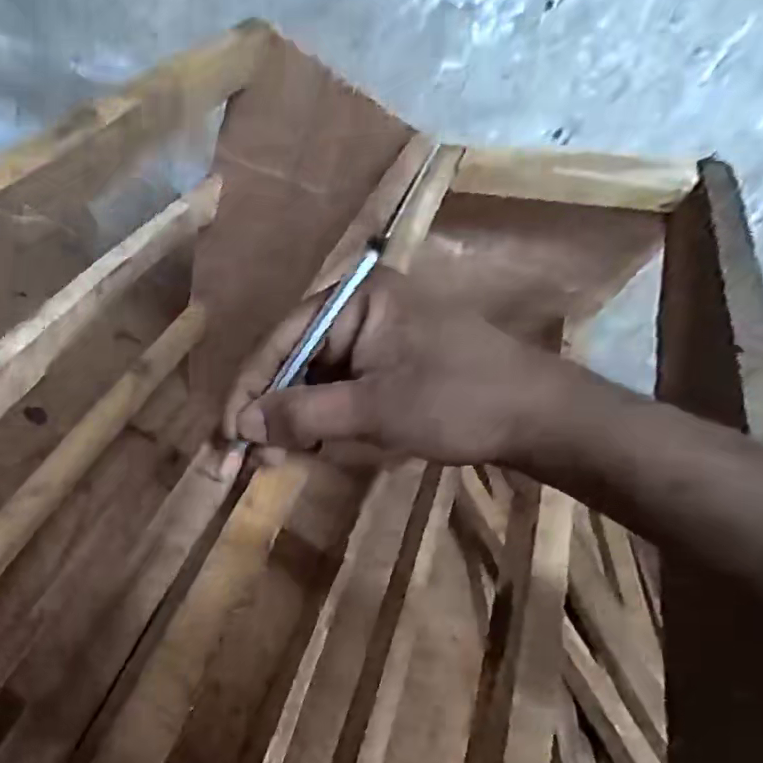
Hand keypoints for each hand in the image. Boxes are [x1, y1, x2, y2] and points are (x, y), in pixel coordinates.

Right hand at [221, 271, 567, 464]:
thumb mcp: (374, 409)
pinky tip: (306, 449)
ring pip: (312, 381)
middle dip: (267, 413)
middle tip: (240, 462)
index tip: (224, 438)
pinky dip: (321, 422)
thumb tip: (239, 424)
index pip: (279, 342)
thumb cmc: (459, 400)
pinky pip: (338, 392)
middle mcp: (358, 311)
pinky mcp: (387, 366)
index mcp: (354, 299)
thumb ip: (302, 414)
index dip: (246, 392)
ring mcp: (374, 339)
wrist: (538, 416)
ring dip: (291, 423)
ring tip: (270, 462)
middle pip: (291, 362)